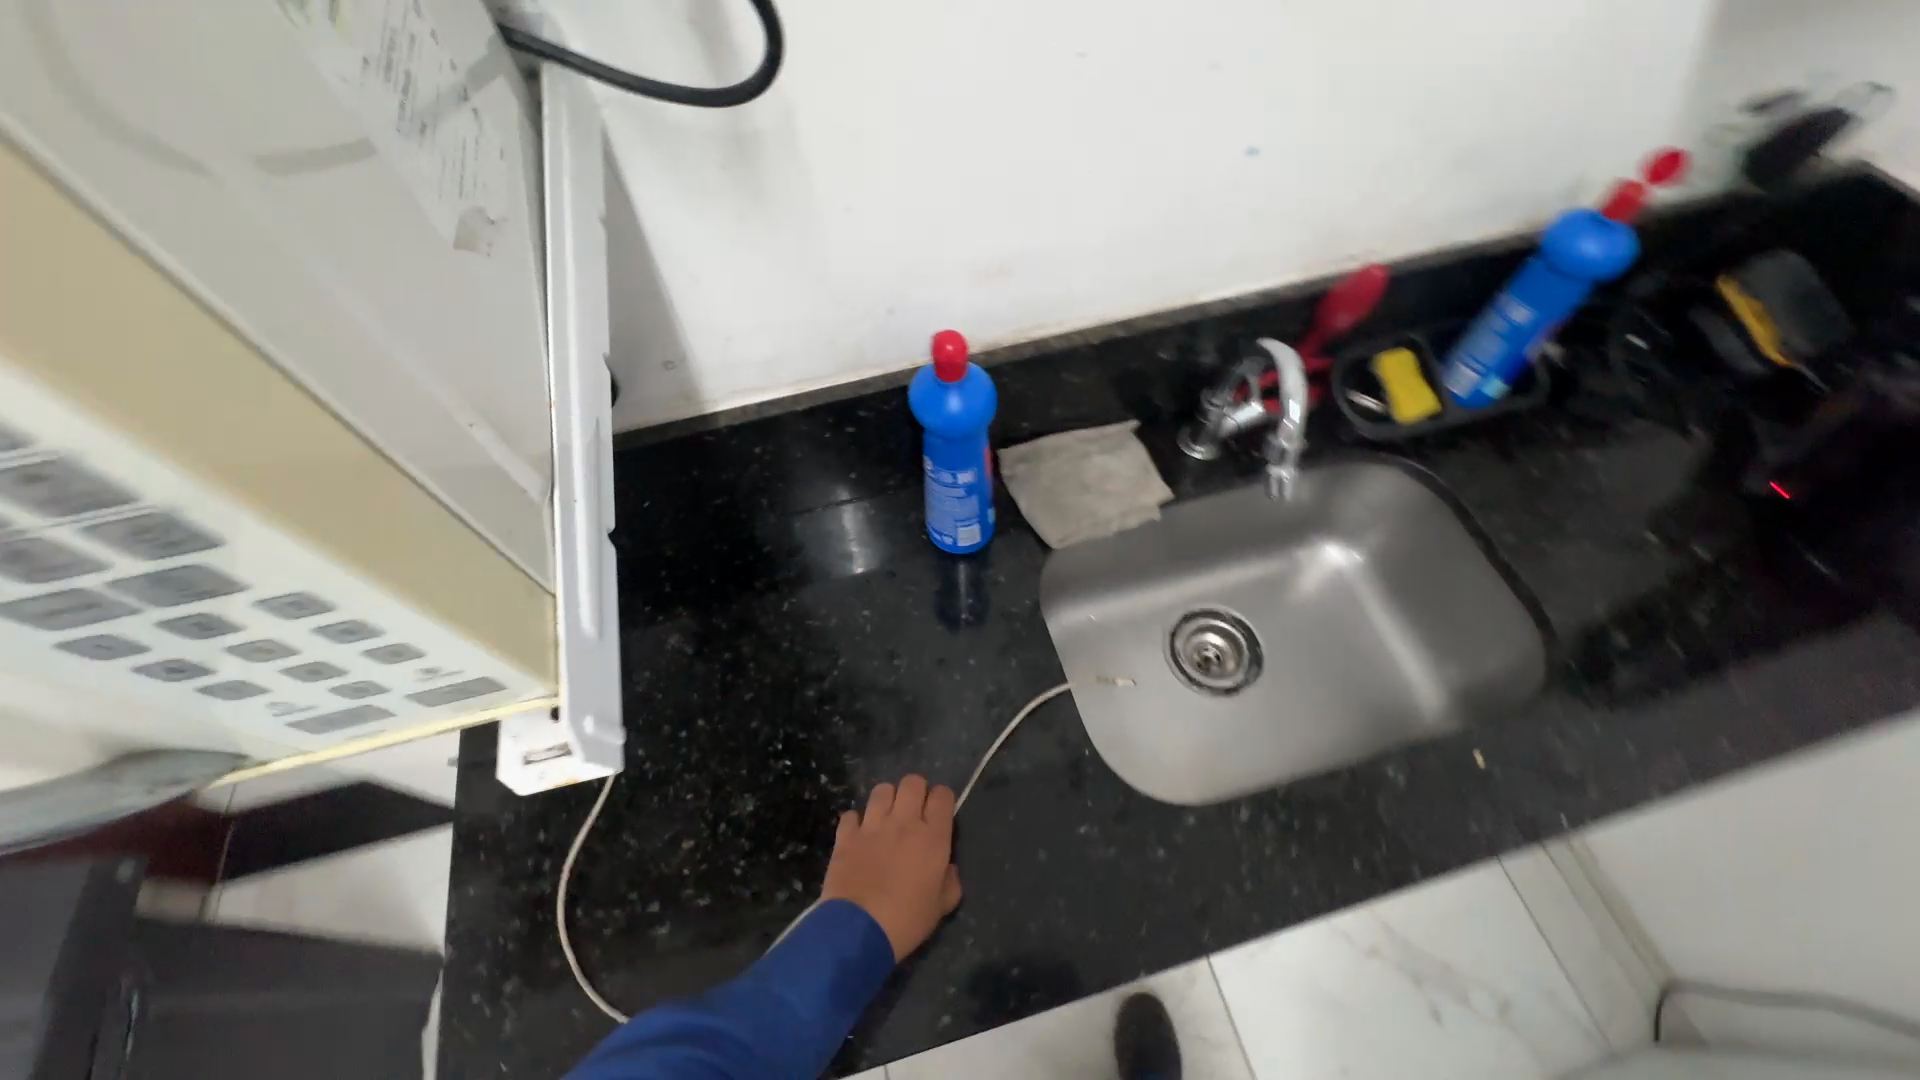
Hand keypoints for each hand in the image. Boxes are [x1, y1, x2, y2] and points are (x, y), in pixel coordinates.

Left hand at [820, 774, 962, 960]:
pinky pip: (851, 815)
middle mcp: (904, 822)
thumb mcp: (941, 908)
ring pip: (881, 790)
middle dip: (916, 791)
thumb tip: (949, 869)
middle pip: (912, 782)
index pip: (942, 795)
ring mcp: (872, 826)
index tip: (940, 812)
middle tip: (914, 812)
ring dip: (887, 800)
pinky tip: (858, 835)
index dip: (942, 799)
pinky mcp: (846, 836)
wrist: (859, 930)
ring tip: (886, 818)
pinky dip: (855, 822)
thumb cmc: (907, 920)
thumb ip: (950, 883)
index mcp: (933, 837)